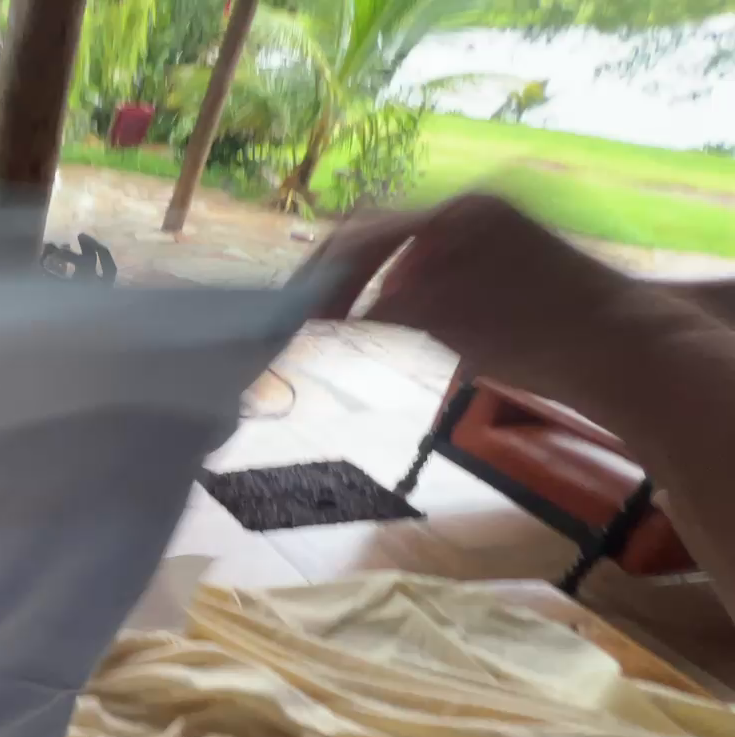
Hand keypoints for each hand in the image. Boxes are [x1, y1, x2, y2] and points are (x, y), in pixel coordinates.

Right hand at [291, 194, 670, 416]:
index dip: (321, 275)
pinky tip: (370, 316)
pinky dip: (383, 289)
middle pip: (372, 236)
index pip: (362, 235)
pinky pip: (413, 265)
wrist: (616, 349)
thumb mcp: (438, 317)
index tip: (295, 314)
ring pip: (389, 251)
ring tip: (330, 321)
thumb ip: (373, 306)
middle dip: (334, 276)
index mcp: (457, 212)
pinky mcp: (482, 259)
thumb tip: (310, 312)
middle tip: (303, 317)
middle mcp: (465, 212)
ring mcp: (475, 234)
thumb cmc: (529, 331)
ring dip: (355, 283)